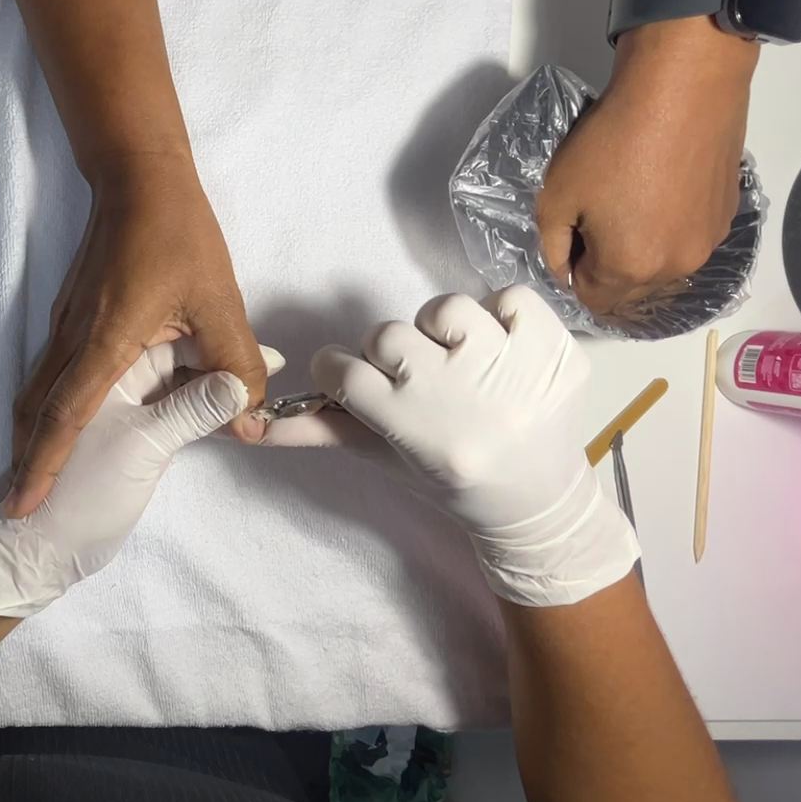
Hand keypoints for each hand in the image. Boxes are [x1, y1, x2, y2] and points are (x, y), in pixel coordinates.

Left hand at [0, 337, 280, 616]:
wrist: (50, 546)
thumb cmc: (88, 490)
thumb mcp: (144, 444)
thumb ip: (192, 409)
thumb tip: (243, 381)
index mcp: (105, 369)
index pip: (170, 345)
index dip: (217, 349)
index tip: (266, 356)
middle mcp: (114, 378)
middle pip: (178, 362)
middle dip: (222, 366)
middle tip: (274, 368)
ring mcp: (126, 407)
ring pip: (179, 387)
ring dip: (216, 390)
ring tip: (263, 387)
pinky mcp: (135, 434)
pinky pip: (174, 410)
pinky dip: (202, 411)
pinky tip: (232, 412)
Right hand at [8, 165, 268, 515]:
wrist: (137, 179)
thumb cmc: (178, 237)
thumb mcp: (219, 304)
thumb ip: (234, 368)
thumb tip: (248, 424)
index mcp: (104, 340)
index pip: (65, 415)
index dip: (42, 465)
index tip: (21, 504)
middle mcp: (71, 337)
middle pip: (35, 409)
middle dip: (25, 460)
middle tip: (18, 503)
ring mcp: (63, 323)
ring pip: (37, 389)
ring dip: (32, 434)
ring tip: (32, 473)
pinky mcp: (67, 313)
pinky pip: (49, 370)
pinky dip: (45, 405)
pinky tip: (62, 419)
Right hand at [262, 286, 636, 606]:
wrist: (537, 504)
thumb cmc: (445, 480)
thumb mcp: (378, 457)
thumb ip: (315, 430)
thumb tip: (243, 424)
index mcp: (416, 429)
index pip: (341, 371)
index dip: (338, 371)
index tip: (356, 384)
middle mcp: (462, 396)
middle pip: (385, 335)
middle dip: (389, 356)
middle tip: (414, 381)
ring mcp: (515, 369)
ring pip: (444, 308)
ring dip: (442, 332)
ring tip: (459, 361)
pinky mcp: (557, 350)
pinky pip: (510, 296)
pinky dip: (500, 317)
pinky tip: (500, 349)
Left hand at [537, 21, 755, 317]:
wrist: (682, 90)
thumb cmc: (608, 148)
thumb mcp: (555, 200)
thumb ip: (552, 247)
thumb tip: (562, 271)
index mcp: (630, 267)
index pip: (592, 299)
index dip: (572, 275)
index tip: (566, 241)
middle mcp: (678, 265)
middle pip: (628, 287)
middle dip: (602, 265)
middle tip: (589, 220)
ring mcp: (710, 240)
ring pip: (658, 265)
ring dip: (635, 249)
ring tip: (621, 204)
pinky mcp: (728, 213)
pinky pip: (683, 238)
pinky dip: (664, 228)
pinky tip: (652, 193)